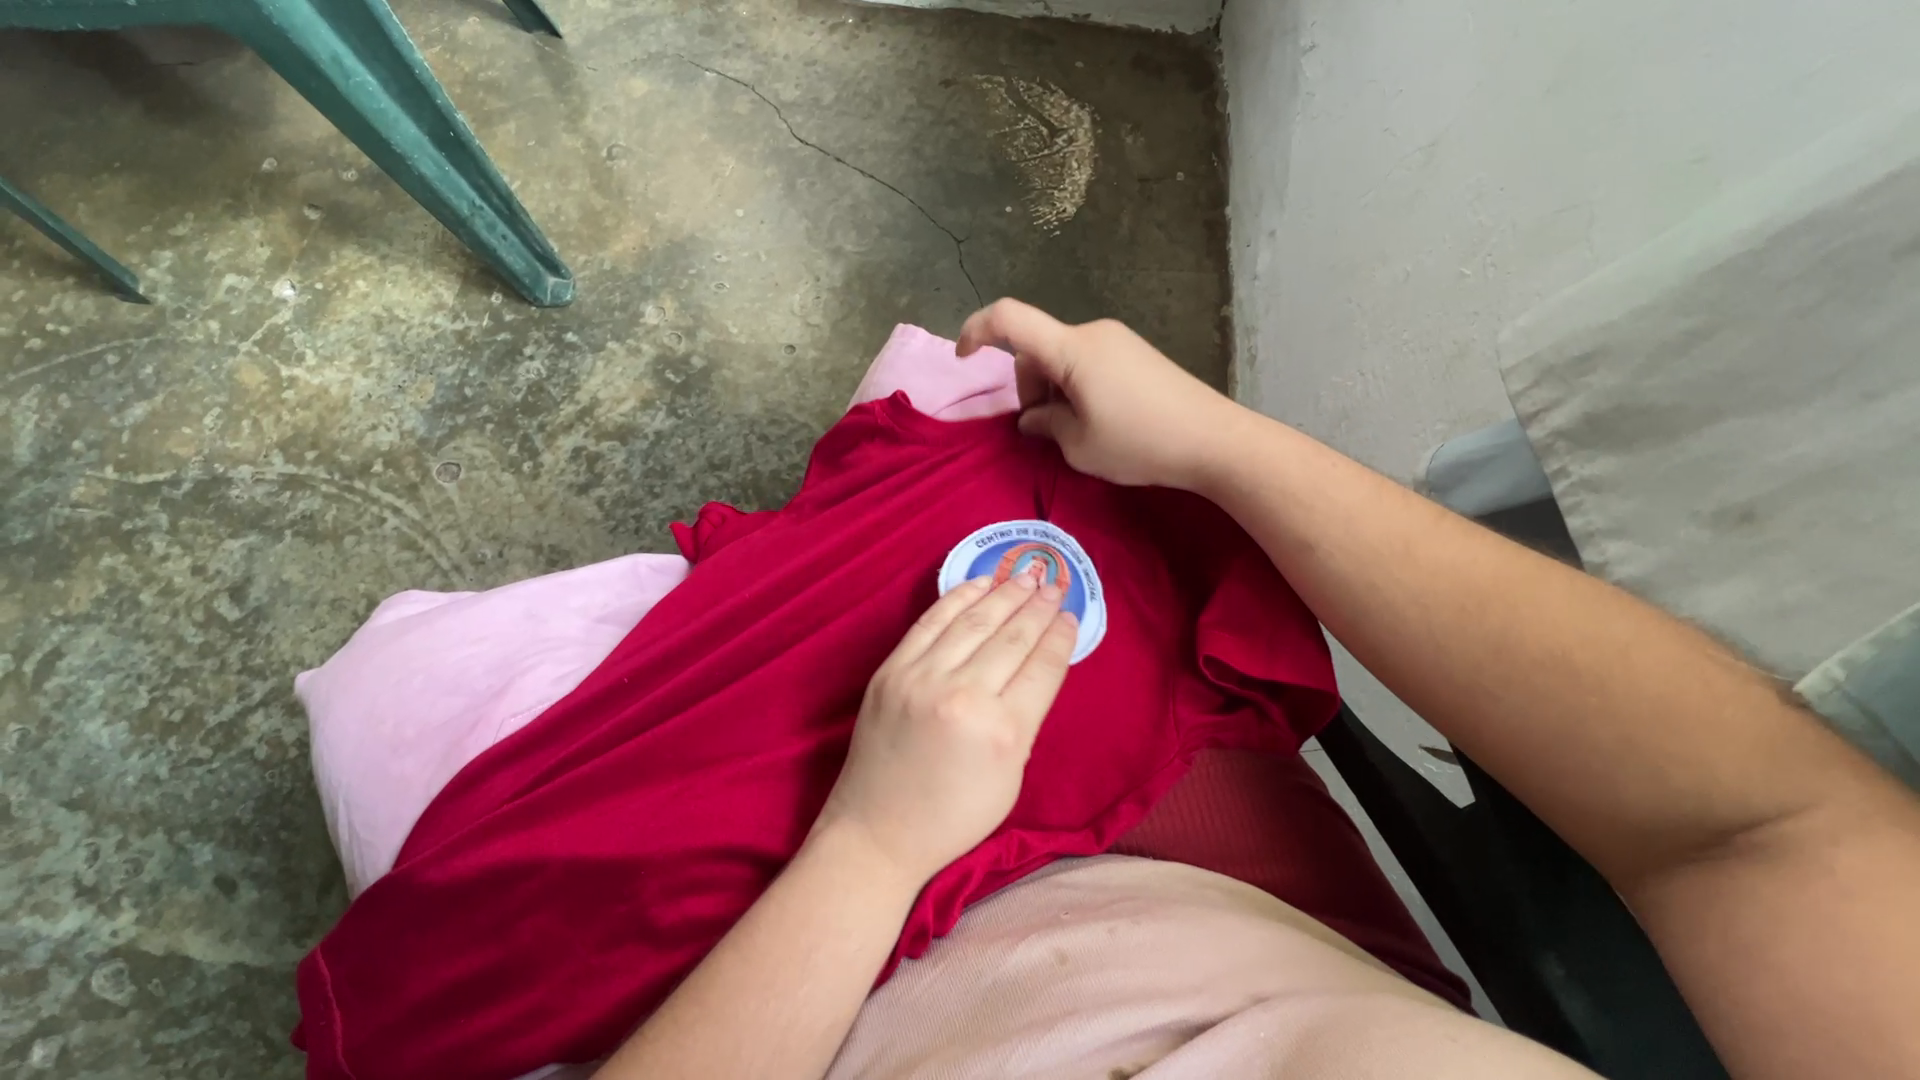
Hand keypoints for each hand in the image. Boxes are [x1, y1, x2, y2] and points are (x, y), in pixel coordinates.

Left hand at [811, 571, 1077, 886]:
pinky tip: (981, 585)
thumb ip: (1024, 718)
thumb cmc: (953, 816)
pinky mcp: (891, 670)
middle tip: (1056, 585)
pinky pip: (930, 622)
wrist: (878, 831)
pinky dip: (959, 598)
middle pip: (1012, 637)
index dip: (1060, 637)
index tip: (1072, 615)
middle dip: (1039, 607)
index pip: (1042, 667)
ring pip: (974, 621)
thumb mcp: (1010, 777)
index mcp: (1002, 732)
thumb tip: (1036, 663)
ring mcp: (921, 678)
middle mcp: (963, 695)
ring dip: (1005, 594)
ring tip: (1028, 576)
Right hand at [956, 298, 1250, 490]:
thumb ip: (1044, 425)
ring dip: (1053, 392)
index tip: (964, 358)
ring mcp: (1118, 341)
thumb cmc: (1140, 443)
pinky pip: (1087, 363)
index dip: (976, 330)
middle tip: (1045, 432)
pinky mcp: (1135, 354)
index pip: (1009, 319)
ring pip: (1061, 359)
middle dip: (1028, 388)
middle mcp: (1092, 333)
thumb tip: (1033, 418)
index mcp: (1072, 349)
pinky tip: (1097, 422)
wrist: (1215, 440)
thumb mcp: (1079, 445)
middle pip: (1037, 349)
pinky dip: (1076, 388)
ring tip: (1076, 434)